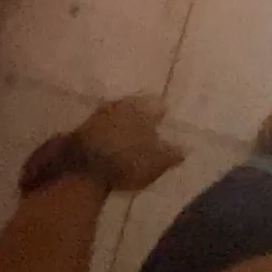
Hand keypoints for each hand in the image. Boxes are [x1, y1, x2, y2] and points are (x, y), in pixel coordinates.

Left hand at [70, 95, 184, 191]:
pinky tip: (110, 137)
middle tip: (147, 123)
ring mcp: (104, 112)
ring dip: (125, 118)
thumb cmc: (127, 163)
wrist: (83, 167)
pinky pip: (104, 120)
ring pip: (120, 110)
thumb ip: (172, 154)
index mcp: (145, 110)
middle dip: (143, 111)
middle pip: (138, 104)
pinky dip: (109, 126)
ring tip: (129, 130)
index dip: (161, 113)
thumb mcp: (156, 164)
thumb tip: (187, 147)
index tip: (164, 119)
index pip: (158, 106)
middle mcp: (126, 104)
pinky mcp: (86, 123)